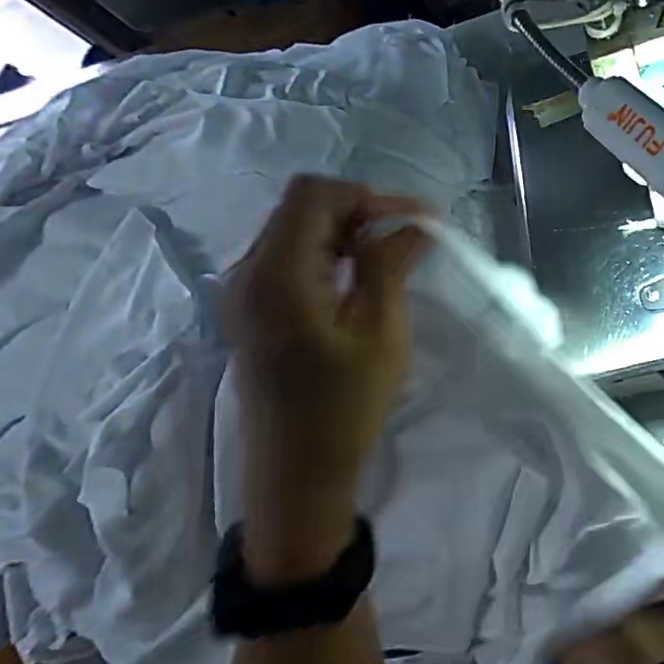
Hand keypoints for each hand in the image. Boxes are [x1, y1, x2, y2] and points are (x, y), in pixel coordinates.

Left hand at [225, 175, 431, 583]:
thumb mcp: (381, 331)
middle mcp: (249, 271)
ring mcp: (244, 291)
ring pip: (297, 229)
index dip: (371, 196)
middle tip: (414, 235)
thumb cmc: (345, 403)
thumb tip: (414, 223)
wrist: (298, 470)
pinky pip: (291, 258)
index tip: (420, 220)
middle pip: (303, 207)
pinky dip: (330, 253)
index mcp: (278, 273)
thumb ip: (390, 264)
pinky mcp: (252, 309)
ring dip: (348, 231)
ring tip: (395, 254)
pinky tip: (362, 276)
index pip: (316, 194)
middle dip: (363, 210)